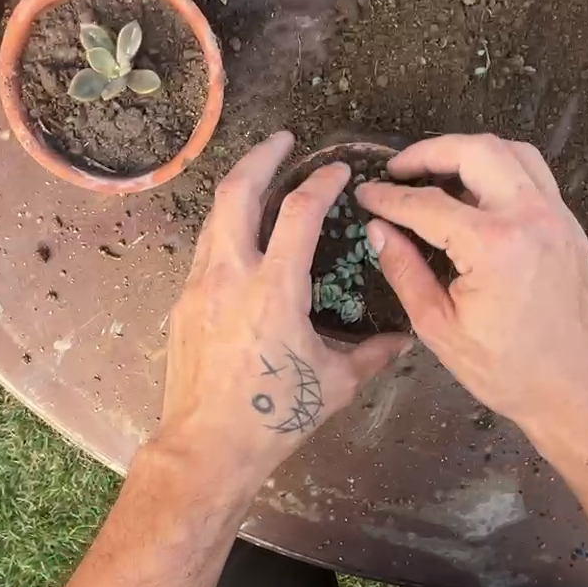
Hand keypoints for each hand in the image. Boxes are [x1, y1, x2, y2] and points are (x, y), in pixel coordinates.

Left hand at [151, 132, 412, 497]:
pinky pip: (204, 252)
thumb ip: (372, 355)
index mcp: (274, 289)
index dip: (322, 182)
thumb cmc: (275, 416)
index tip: (338, 171)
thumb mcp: (334, 385)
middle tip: (283, 140)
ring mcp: (200, 288)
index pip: (299, 212)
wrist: (207, 447)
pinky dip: (225, 230)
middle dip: (261, 157)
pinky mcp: (184, 305)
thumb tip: (403, 342)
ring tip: (259, 179)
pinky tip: (240, 240)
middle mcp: (231, 276)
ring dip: (238, 191)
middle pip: (236, 193)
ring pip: (214, 219)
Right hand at [356, 134, 587, 442]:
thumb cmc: (504, 370)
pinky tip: (474, 192)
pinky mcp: (568, 225)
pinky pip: (533, 175)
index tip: (365, 195)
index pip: (429, 204)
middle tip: (397, 169)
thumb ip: (405, 271)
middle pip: (476, 152)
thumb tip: (378, 230)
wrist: (574, 390)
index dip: (390, 198)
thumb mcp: (439, 327)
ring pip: (512, 152)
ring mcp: (556, 217)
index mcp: (494, 246)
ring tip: (434, 173)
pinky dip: (499, 168)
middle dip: (429, 152)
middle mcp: (530, 217)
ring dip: (468, 153)